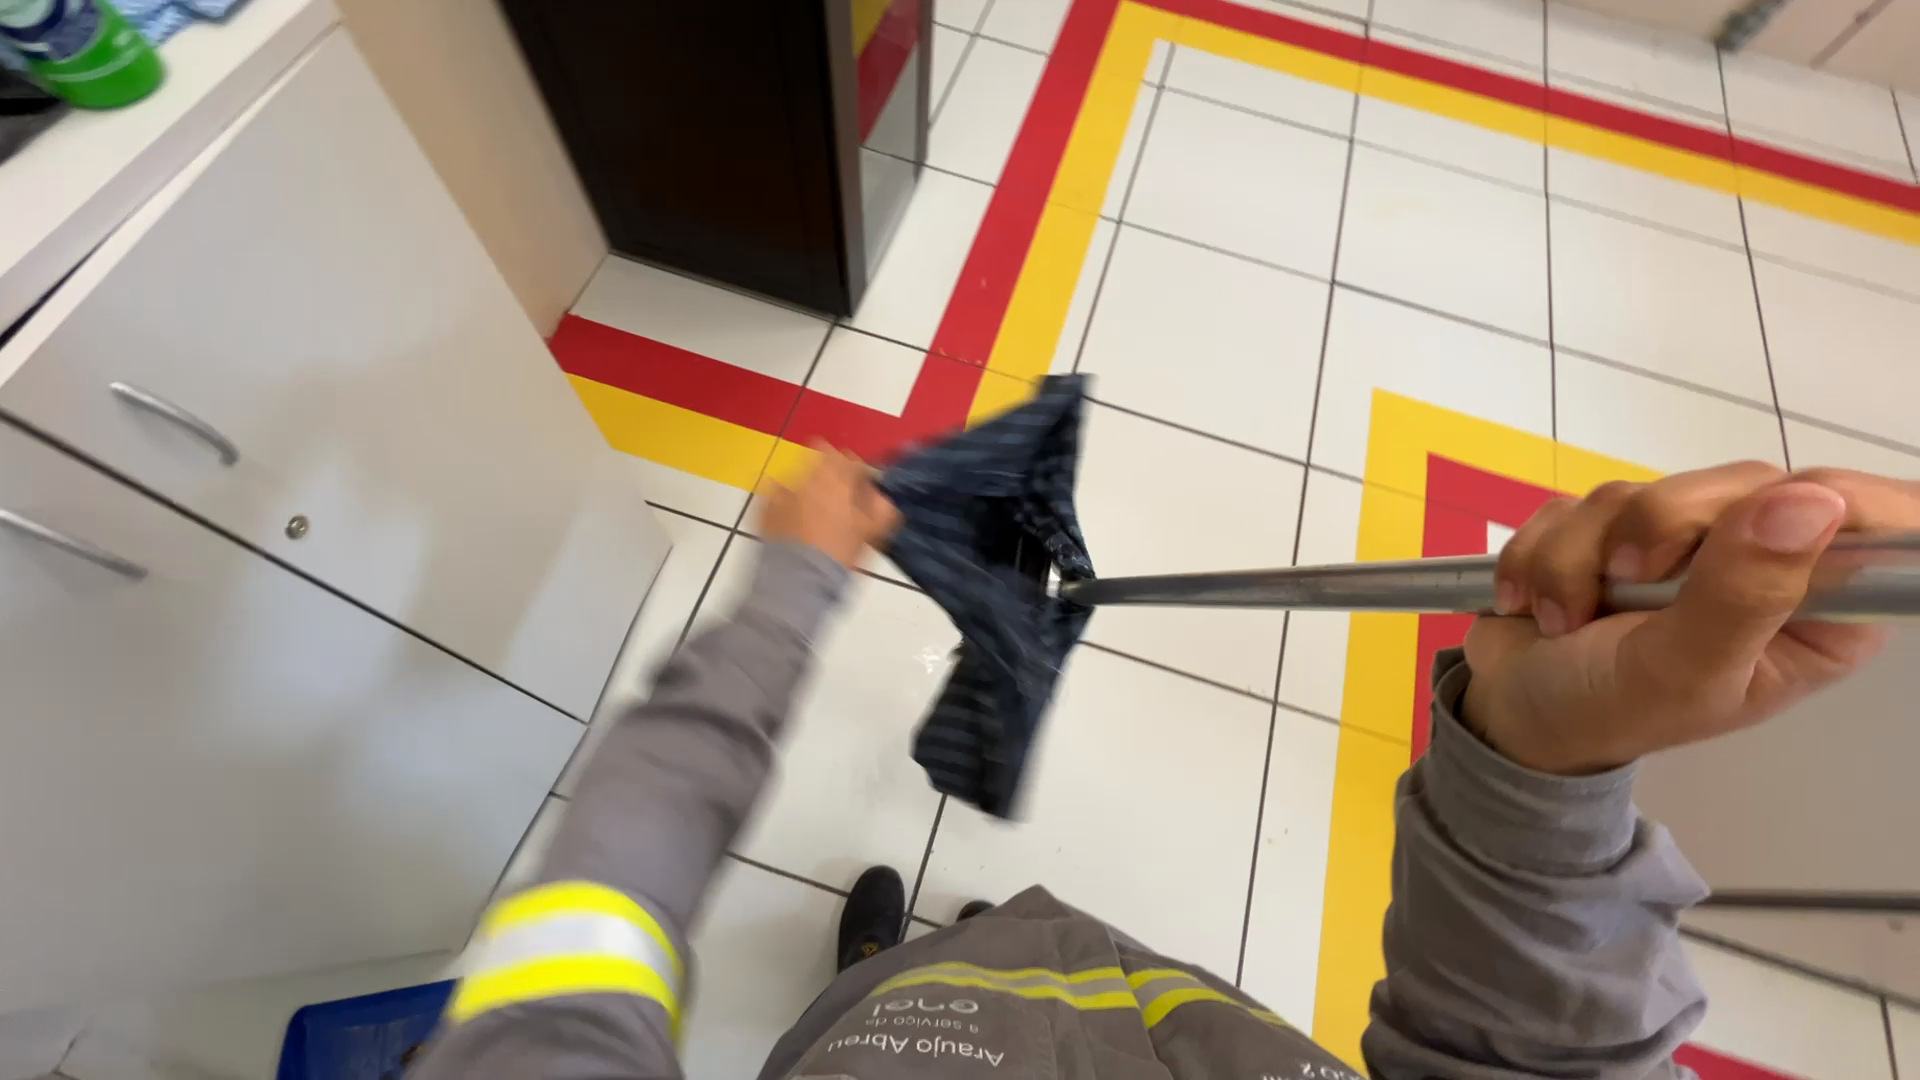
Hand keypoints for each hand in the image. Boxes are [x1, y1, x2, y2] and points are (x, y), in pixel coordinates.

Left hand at [759, 443, 900, 568]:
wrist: (797, 580)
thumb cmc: (838, 557)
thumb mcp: (869, 534)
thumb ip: (880, 510)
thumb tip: (881, 497)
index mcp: (840, 482)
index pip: (851, 460)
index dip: (857, 471)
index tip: (860, 486)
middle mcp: (811, 477)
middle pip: (823, 455)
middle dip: (831, 468)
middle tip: (836, 492)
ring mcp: (785, 488)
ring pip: (800, 471)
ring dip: (807, 482)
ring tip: (812, 507)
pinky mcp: (765, 504)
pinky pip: (776, 490)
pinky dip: (782, 497)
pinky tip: (789, 514)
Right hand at [1463, 462, 1919, 774]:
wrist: (1511, 710)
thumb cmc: (1609, 707)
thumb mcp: (1682, 668)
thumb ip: (1744, 594)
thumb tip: (1810, 502)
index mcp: (1815, 604)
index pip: (1870, 516)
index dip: (1816, 501)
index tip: (1740, 526)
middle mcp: (1751, 561)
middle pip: (1731, 486)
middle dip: (1649, 530)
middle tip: (1618, 584)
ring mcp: (1667, 542)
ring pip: (1627, 495)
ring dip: (1570, 558)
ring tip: (1560, 619)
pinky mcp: (1596, 531)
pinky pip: (1563, 508)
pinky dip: (1532, 556)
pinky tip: (1530, 601)